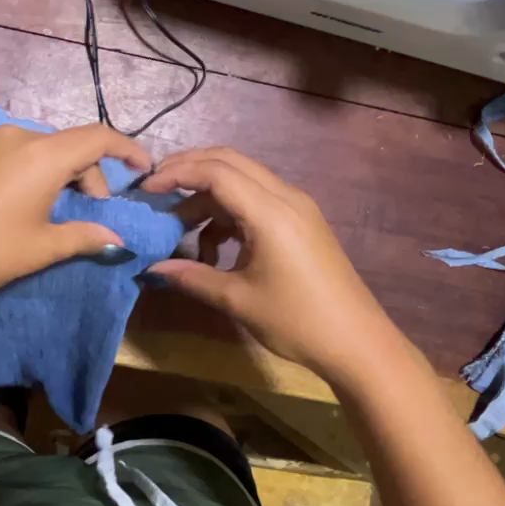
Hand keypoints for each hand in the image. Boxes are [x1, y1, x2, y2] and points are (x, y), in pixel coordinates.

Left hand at [0, 123, 152, 303]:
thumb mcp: (40, 248)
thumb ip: (84, 237)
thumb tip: (115, 240)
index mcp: (43, 155)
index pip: (99, 136)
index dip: (128, 149)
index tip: (144, 168)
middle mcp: (19, 137)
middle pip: (71, 145)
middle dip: (90, 175)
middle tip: (91, 214)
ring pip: (43, 150)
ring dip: (62, 175)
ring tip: (57, 213)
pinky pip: (17, 155)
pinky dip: (35, 173)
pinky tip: (26, 205)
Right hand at [139, 148, 391, 383]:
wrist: (358, 343)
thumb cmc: (297, 322)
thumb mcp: (237, 300)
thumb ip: (191, 276)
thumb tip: (151, 268)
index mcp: (271, 212)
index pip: (216, 171)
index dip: (176, 174)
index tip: (146, 189)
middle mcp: (285, 197)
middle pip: (229, 162)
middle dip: (188, 170)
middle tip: (155, 189)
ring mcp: (296, 207)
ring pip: (242, 179)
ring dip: (207, 195)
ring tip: (178, 226)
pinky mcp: (300, 221)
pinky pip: (256, 199)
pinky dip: (228, 212)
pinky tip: (213, 247)